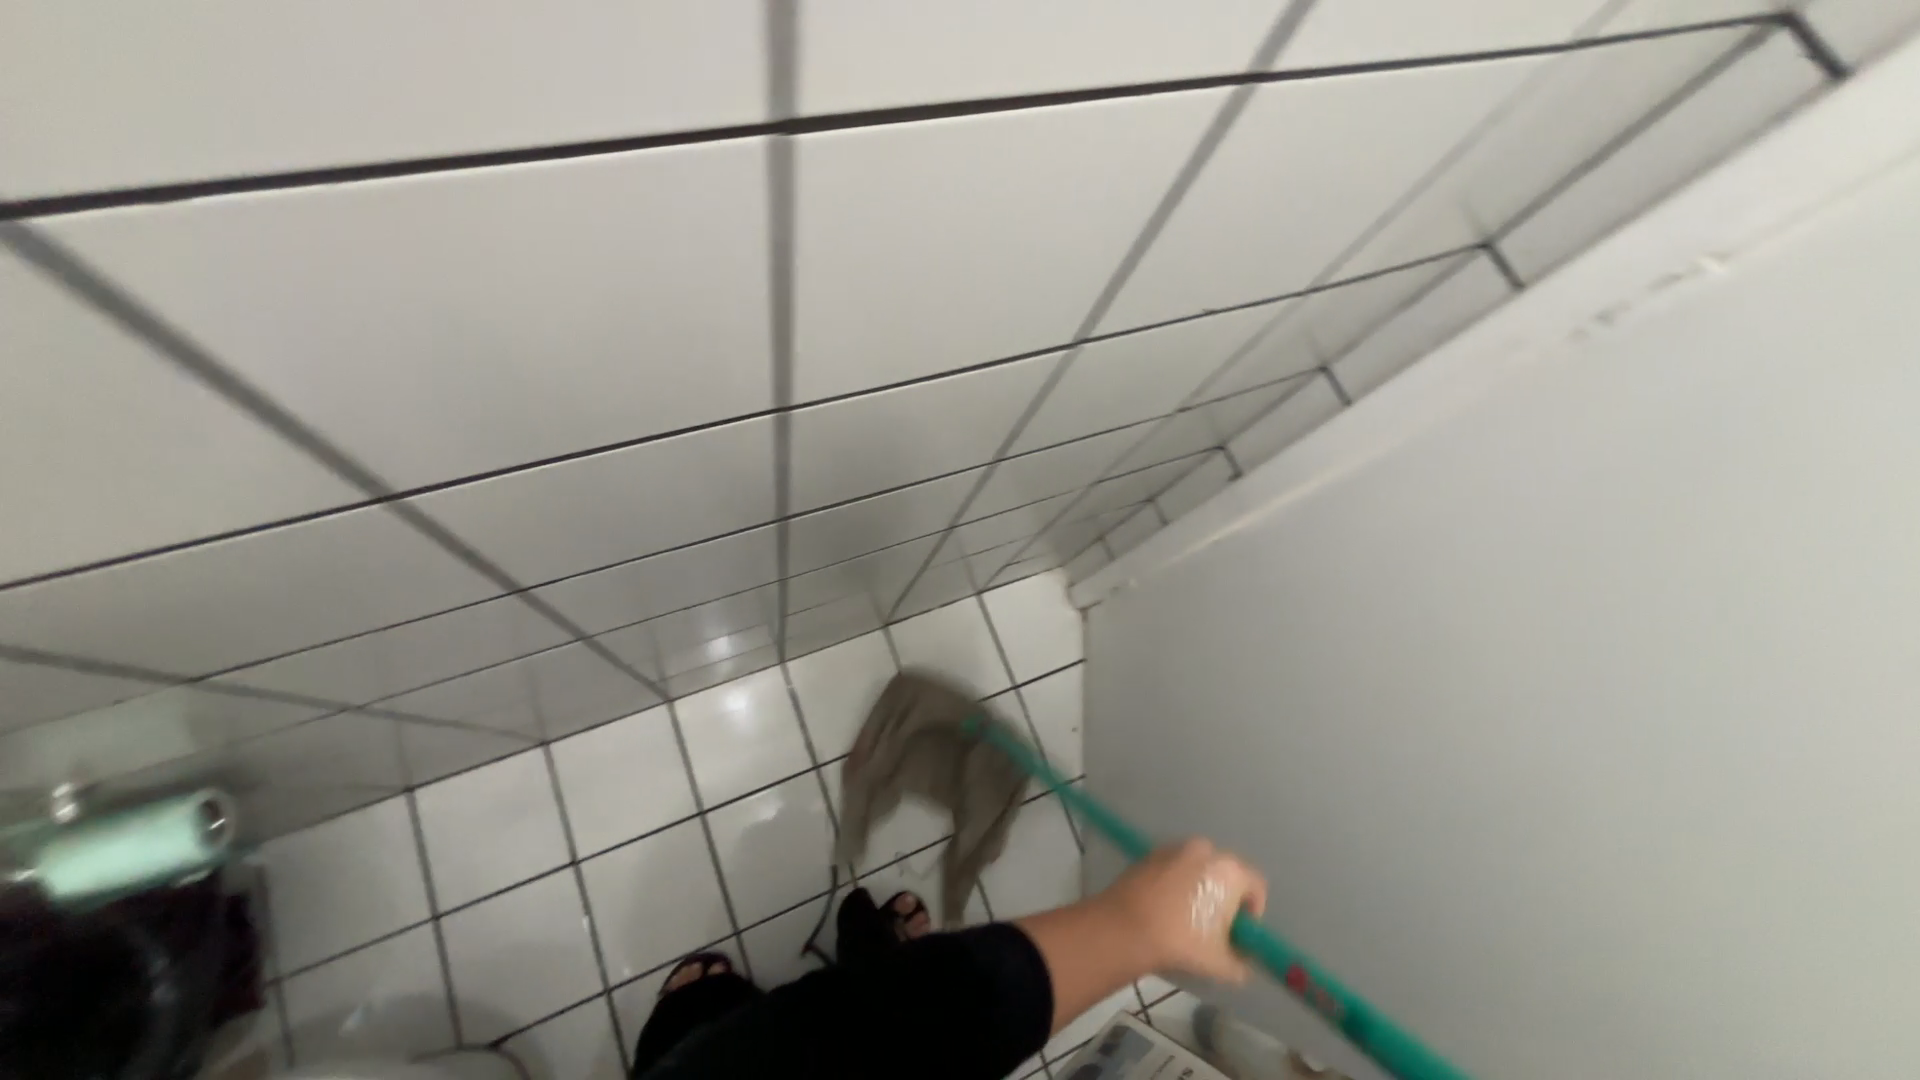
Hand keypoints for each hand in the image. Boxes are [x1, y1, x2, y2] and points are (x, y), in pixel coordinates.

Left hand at [1098, 838, 1267, 982]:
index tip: (1240, 932)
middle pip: (1227, 873)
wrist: (1126, 926)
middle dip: (1226, 897)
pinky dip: (1176, 882)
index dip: (1253, 912)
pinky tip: (1166, 906)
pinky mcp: (1151, 853)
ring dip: (1200, 887)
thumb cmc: (1182, 941)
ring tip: (1188, 916)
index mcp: (1230, 870)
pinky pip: (1175, 866)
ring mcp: (1175, 847)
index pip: (1256, 886)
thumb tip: (1241, 960)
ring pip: (1199, 868)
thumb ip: (1241, 963)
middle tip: (1215, 925)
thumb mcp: (1222, 964)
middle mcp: (1205, 850)